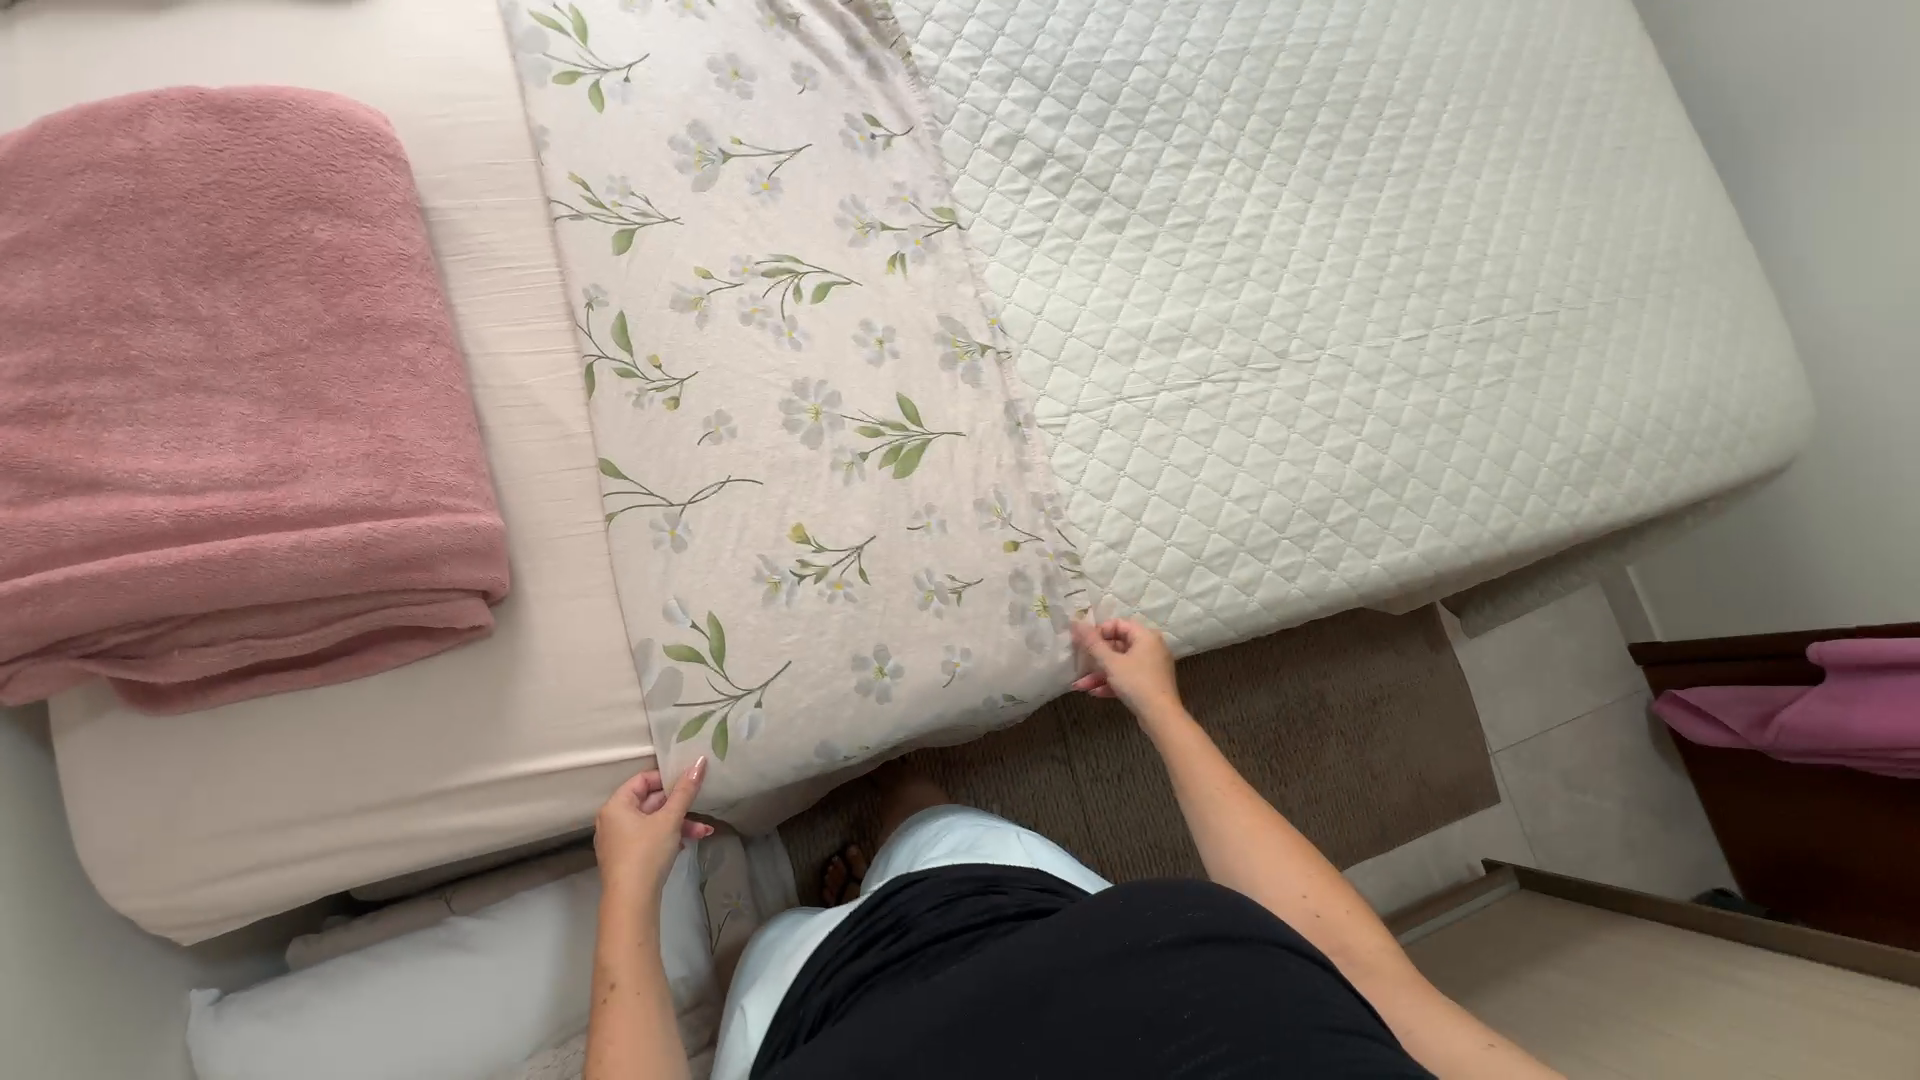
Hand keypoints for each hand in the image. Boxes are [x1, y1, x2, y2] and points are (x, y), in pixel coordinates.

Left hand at [593, 759, 714, 900]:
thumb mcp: (670, 819)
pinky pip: (649, 837)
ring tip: (704, 831)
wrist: (632, 901)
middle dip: (680, 806)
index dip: (667, 778)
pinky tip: (687, 844)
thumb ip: (685, 790)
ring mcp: (619, 840)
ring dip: (680, 824)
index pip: (643, 779)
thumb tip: (700, 762)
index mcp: (616, 806)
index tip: (689, 781)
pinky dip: (668, 837)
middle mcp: (613, 820)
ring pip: (653, 822)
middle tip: (701, 805)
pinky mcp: (626, 857)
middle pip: (650, 802)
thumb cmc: (647, 852)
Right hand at [1070, 617, 1182, 719]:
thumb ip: (1092, 643)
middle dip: (1095, 658)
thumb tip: (1076, 623)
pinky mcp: (1149, 683)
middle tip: (1079, 662)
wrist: (1161, 717)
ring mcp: (1151, 666)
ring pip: (1120, 664)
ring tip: (1080, 685)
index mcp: (1145, 636)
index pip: (1118, 624)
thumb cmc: (1136, 683)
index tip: (1083, 643)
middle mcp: (1151, 648)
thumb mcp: (1111, 663)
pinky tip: (1094, 692)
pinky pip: (1127, 677)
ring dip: (1099, 674)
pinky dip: (1112, 682)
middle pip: (1118, 645)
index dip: (1098, 631)